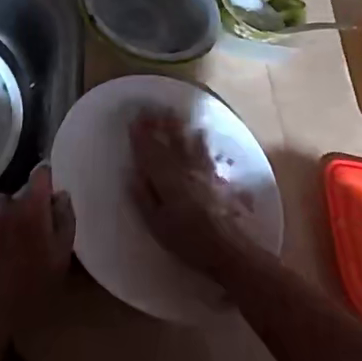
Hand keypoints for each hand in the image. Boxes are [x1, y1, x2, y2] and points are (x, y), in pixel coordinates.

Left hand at [0, 164, 74, 333]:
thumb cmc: (36, 283)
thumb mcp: (62, 254)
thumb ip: (65, 219)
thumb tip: (62, 195)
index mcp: (32, 207)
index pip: (41, 173)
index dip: (49, 178)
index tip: (56, 193)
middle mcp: (9, 204)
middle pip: (25, 190)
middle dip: (35, 201)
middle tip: (45, 223)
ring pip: (9, 204)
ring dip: (17, 212)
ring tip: (25, 234)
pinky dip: (4, 224)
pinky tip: (9, 245)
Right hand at [130, 109, 253, 277]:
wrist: (229, 250)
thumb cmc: (188, 241)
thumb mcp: (156, 224)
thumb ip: (143, 196)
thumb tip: (132, 172)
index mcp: (167, 178)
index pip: (150, 151)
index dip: (141, 135)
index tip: (133, 121)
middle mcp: (185, 168)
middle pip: (171, 139)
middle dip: (160, 123)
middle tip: (150, 110)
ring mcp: (204, 171)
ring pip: (190, 141)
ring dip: (180, 126)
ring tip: (174, 114)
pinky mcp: (218, 178)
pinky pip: (206, 151)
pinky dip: (200, 140)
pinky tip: (200, 134)